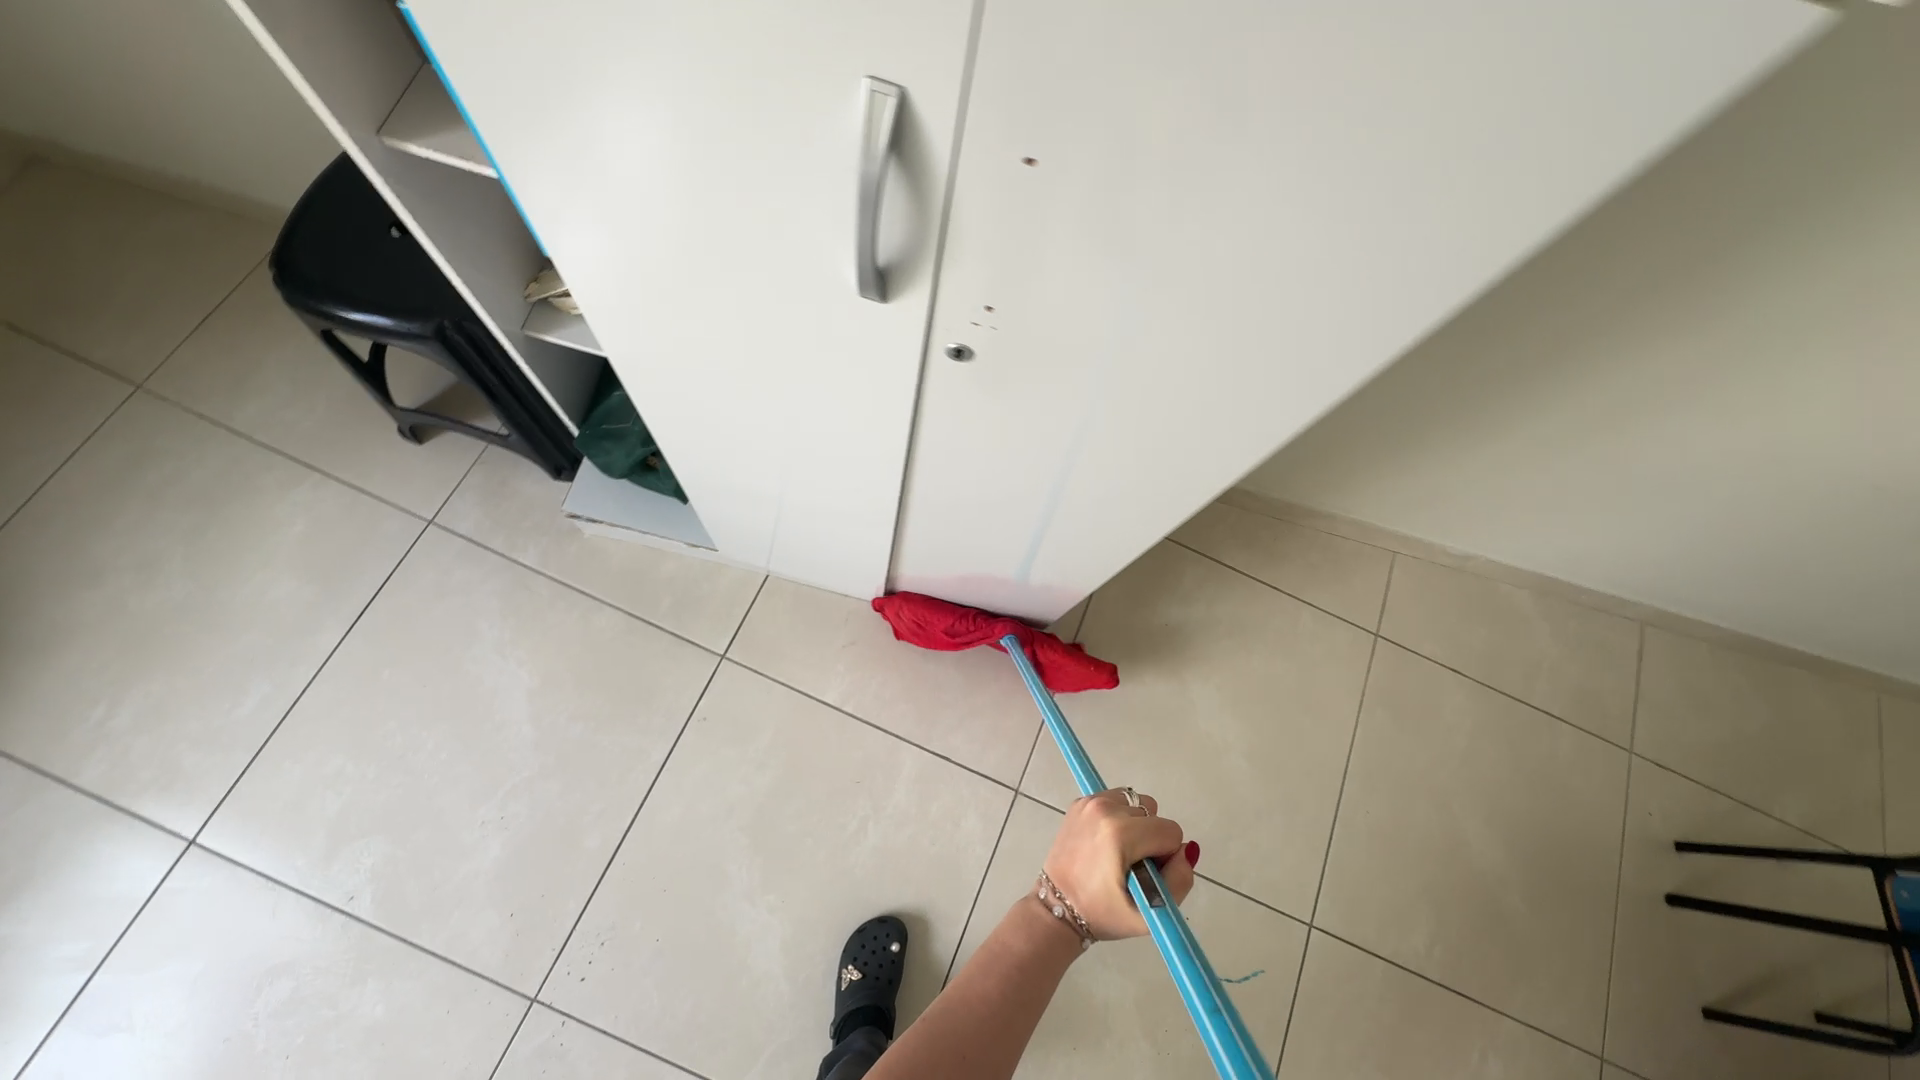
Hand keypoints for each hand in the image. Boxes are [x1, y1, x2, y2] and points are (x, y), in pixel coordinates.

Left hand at [1041, 788, 1196, 939]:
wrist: (1056, 907)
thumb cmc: (1102, 914)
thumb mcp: (1150, 914)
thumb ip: (1179, 881)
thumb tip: (1185, 851)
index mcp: (1120, 833)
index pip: (1171, 832)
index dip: (1166, 857)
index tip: (1146, 875)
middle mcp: (1105, 808)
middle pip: (1154, 814)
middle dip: (1151, 840)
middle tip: (1132, 867)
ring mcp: (1090, 802)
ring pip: (1137, 804)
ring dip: (1136, 826)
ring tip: (1119, 854)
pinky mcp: (1080, 802)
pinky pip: (1117, 801)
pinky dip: (1119, 818)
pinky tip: (1106, 843)